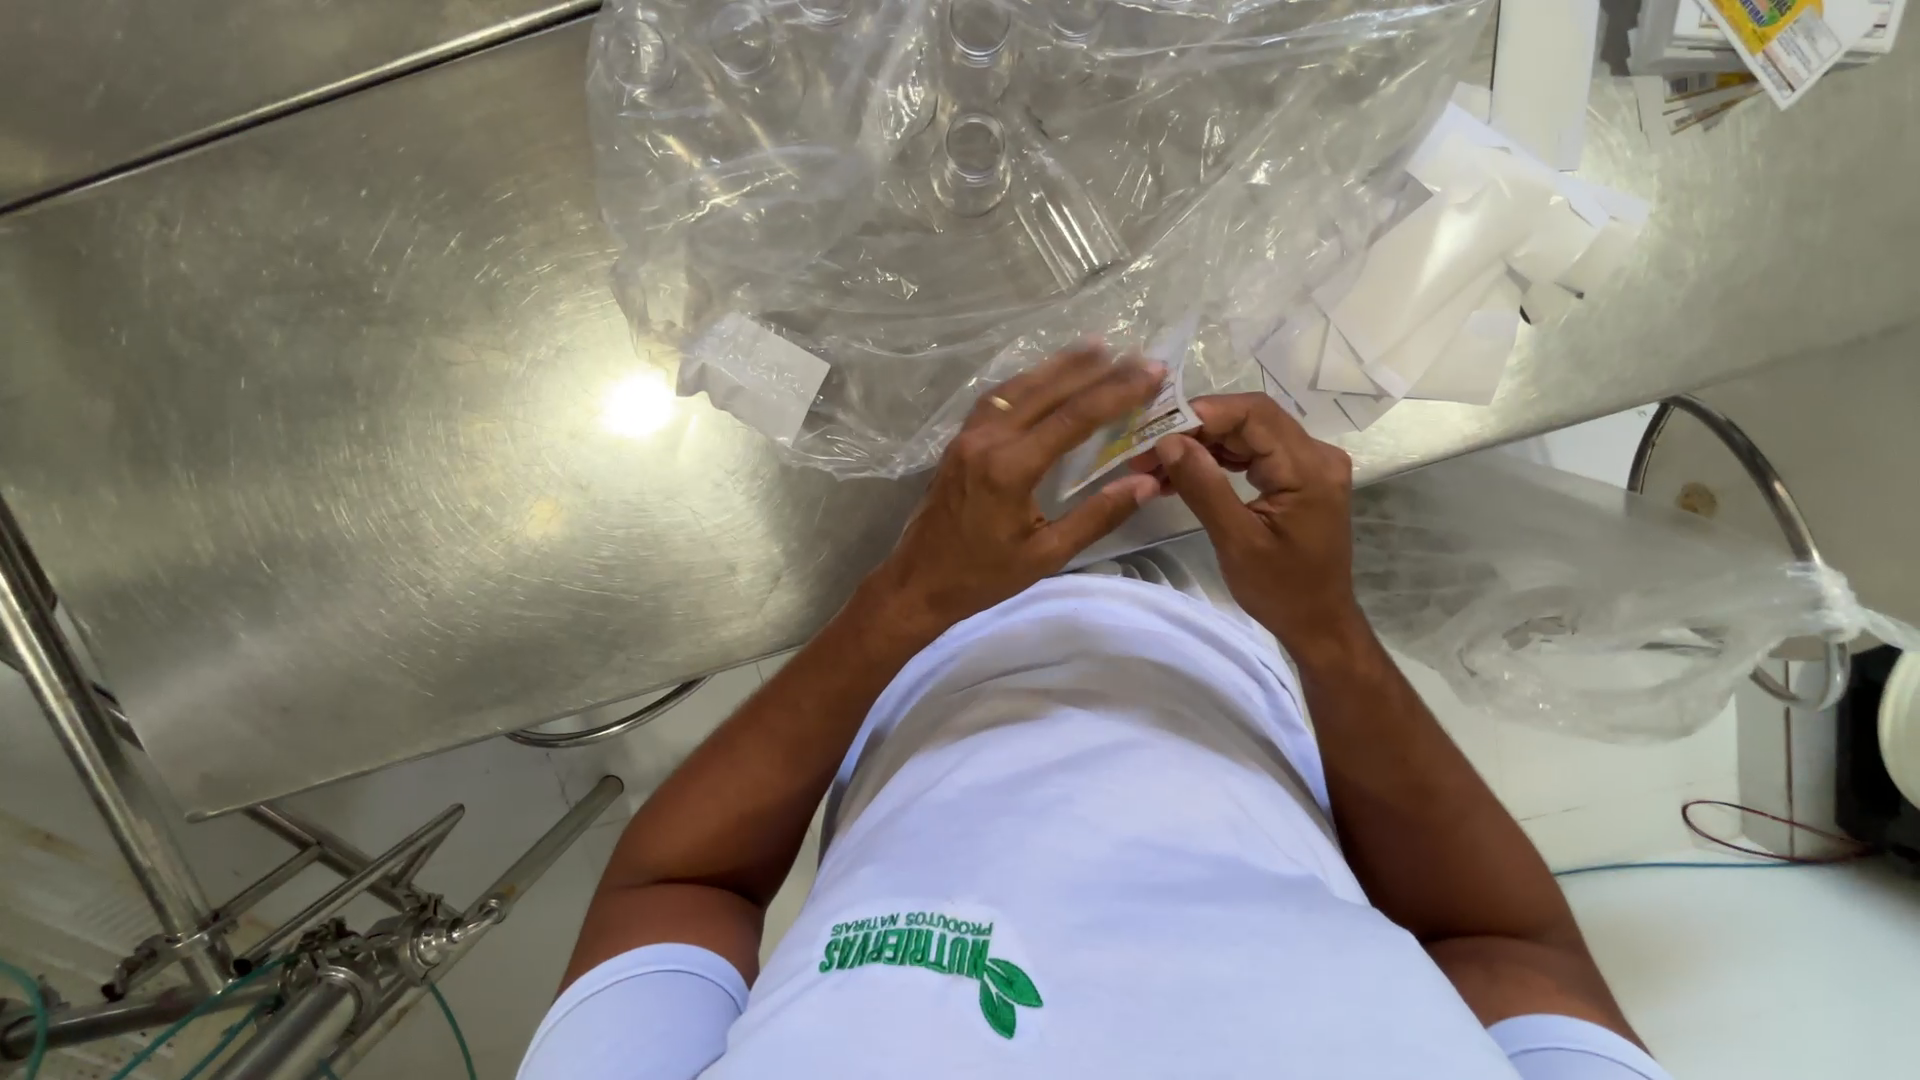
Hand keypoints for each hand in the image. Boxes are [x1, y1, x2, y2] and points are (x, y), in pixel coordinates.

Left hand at [865, 341, 1165, 634]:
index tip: (1152, 373)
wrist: (918, 582)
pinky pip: (997, 399)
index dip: (1117, 392)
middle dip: (1095, 370)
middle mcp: (987, 440)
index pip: (1073, 418)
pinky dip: (1027, 381)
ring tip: (1097, 349)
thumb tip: (1146, 484)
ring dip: (1059, 366)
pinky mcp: (958, 441)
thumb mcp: (1046, 555)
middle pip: (1048, 391)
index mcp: (1010, 469)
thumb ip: (1096, 517)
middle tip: (1136, 353)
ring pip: (1019, 387)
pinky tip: (1045, 376)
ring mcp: (967, 436)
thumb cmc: (982, 576)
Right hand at [1131, 393, 1372, 666]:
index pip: (1254, 415)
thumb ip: (1205, 487)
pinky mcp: (1296, 477)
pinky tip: (1182, 474)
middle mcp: (1316, 455)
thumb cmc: (1281, 589)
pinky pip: (1252, 454)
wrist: (1318, 622)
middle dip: (1195, 429)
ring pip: (1247, 434)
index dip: (1203, 413)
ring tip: (1155, 465)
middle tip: (1146, 452)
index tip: (1155, 431)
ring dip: (1201, 445)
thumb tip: (1168, 442)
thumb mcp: (1237, 541)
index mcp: (1309, 468)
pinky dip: (1216, 460)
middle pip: (1249, 420)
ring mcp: (1308, 465)